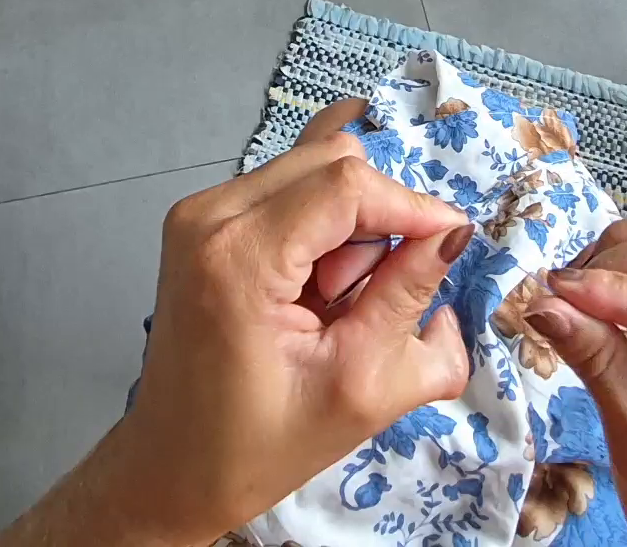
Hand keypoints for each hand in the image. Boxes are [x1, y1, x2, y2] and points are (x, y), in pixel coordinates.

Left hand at [4, 101, 473, 545]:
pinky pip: (289, 182)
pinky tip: (319, 270)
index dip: (410, 206)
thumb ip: (408, 296)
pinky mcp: (206, 213)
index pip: (346, 184)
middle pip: (331, 160)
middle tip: (364, 295)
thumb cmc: (259, 445)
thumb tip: (453, 232)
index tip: (450, 240)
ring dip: (347, 221)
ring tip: (331, 297)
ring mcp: (201, 207)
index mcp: (238, 257)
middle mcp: (209, 212)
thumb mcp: (359, 386)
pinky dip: (321, 218)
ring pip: (314, 165)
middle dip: (374, 218)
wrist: (173, 466)